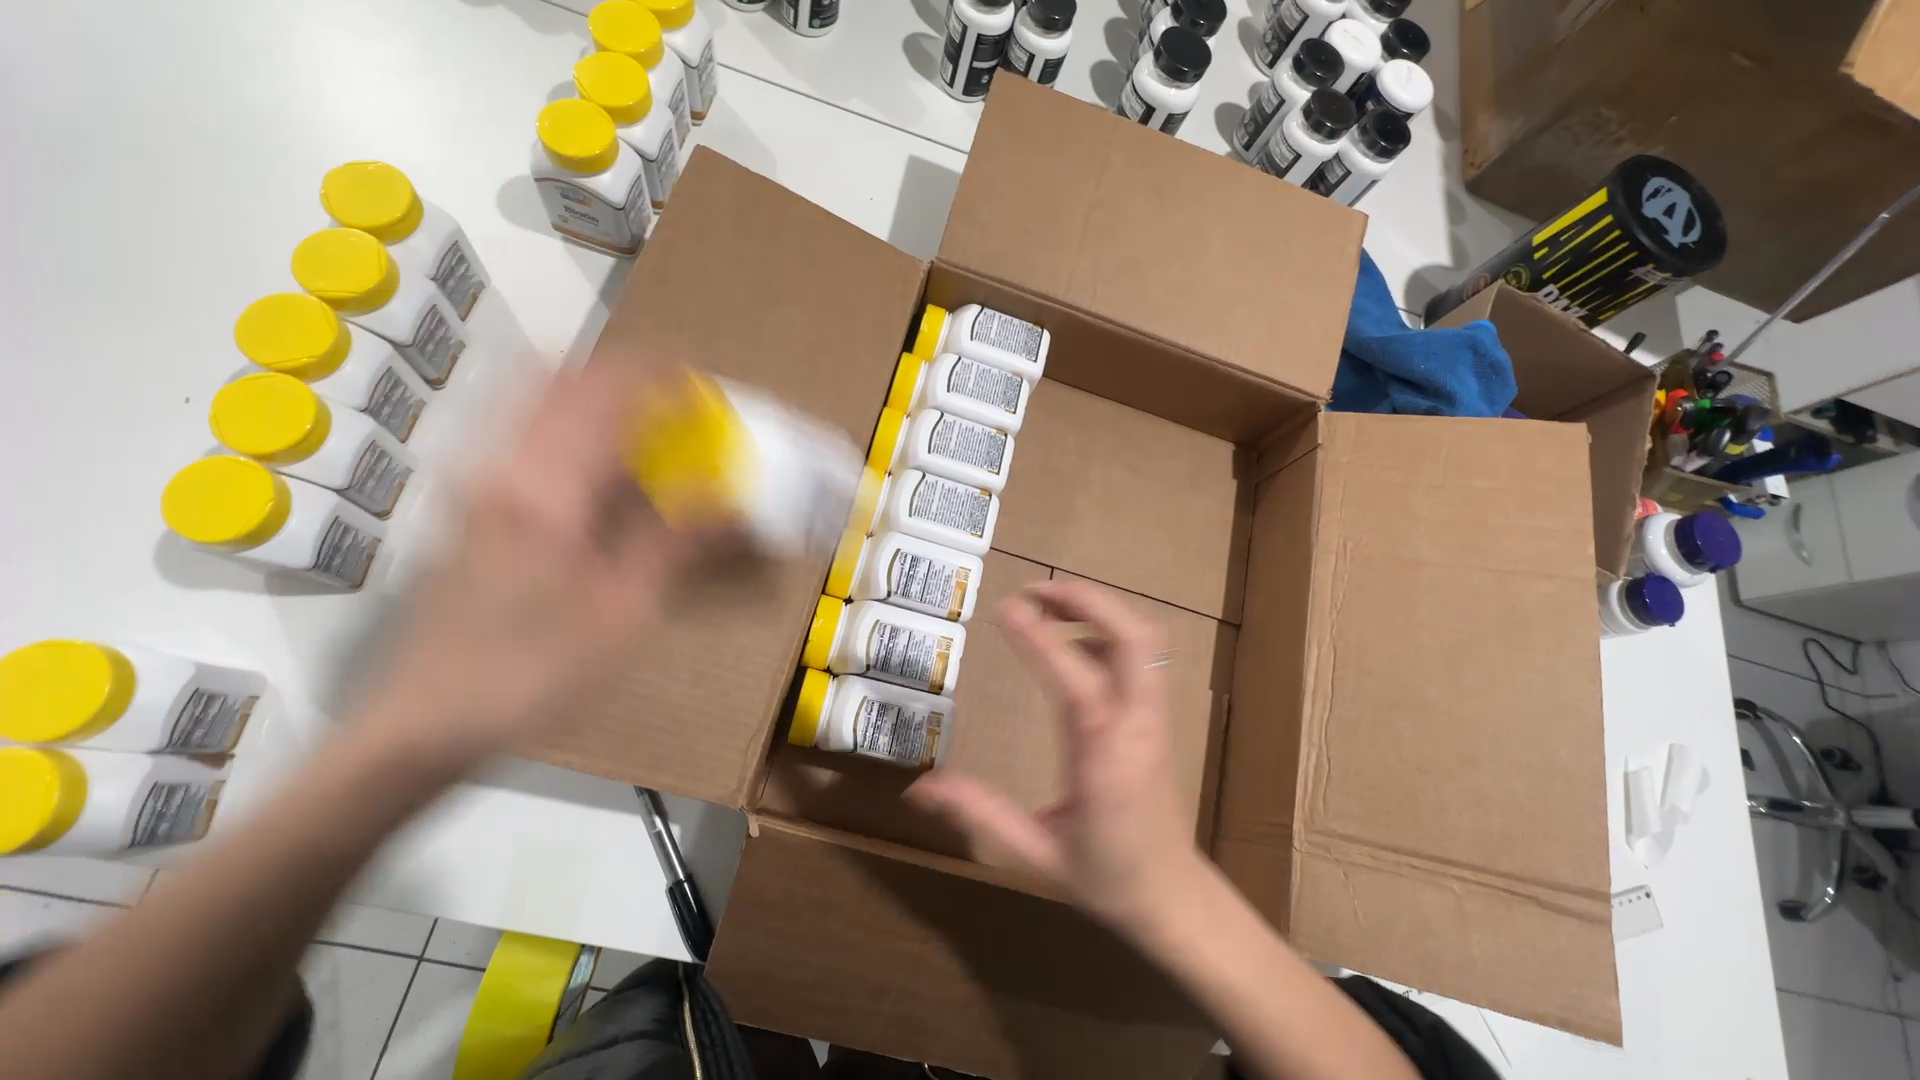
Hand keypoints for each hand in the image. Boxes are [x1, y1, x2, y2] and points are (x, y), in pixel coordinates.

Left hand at [366, 363, 699, 756]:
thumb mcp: (621, 615)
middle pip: (559, 376)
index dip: (660, 376)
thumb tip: (737, 502)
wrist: (421, 722)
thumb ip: (676, 544)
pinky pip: (516, 431)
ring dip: (589, 394)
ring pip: (529, 398)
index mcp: (546, 487)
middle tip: (671, 402)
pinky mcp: (463, 505)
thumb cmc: (530, 672)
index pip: (605, 392)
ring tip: (636, 428)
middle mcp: (501, 465)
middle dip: (623, 375)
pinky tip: (589, 473)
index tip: (704, 386)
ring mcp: (472, 482)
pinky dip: (561, 424)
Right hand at [907, 580, 1202, 934]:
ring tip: (1050, 608)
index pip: (1075, 679)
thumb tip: (920, 788)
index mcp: (1104, 757)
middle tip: (1036, 592)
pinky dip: (1111, 635)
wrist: (1174, 900)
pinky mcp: (1157, 722)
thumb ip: (981, 815)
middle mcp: (1136, 726)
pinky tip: (1075, 650)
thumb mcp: (1036, 854)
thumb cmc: (1105, 879)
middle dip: (1087, 601)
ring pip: (1144, 642)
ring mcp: (1154, 720)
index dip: (1040, 638)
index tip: (1006, 607)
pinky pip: (1142, 660)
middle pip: (1132, 638)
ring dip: (1100, 612)